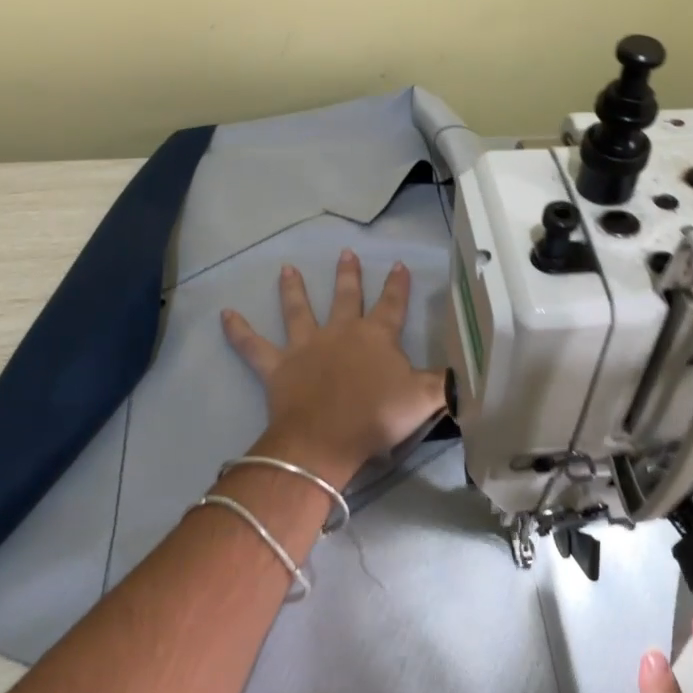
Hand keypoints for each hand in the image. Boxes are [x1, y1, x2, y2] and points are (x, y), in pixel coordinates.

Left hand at [221, 251, 446, 484]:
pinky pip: (253, 346)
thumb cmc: (379, 416)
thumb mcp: (425, 398)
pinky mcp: (277, 367)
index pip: (392, 304)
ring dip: (293, 290)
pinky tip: (224, 314)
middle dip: (348, 276)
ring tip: (286, 269)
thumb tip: (468, 374)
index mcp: (377, 336)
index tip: (398, 265)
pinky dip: (238, 331)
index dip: (397, 286)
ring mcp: (305, 347)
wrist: (328, 439)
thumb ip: (446, 384)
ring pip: (299, 311)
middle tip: (345, 253)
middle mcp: (340, 332)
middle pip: (346, 298)